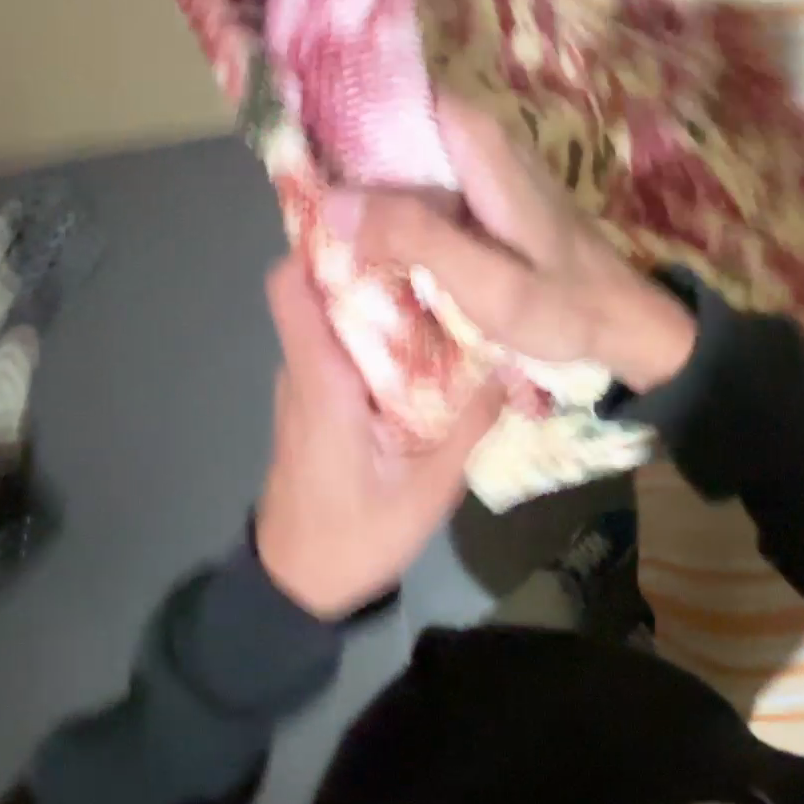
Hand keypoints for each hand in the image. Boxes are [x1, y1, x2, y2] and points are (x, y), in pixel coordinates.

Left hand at [256, 254, 503, 618]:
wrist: (298, 584)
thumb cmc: (354, 537)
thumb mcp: (427, 491)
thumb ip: (468, 427)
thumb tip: (510, 369)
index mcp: (323, 383)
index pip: (294, 289)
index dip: (322, 243)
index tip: (380, 218)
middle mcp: (306, 373)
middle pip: (321, 291)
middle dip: (371, 260)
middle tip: (438, 245)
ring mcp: (309, 388)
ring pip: (333, 319)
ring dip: (378, 297)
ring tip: (442, 283)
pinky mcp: (319, 404)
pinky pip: (342, 348)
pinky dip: (378, 332)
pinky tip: (429, 341)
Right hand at [320, 96, 696, 391]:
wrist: (621, 322)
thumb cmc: (563, 305)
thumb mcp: (489, 283)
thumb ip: (416, 239)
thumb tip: (330, 201)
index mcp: (477, 143)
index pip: (391, 92)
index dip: (336, 104)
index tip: (285, 131)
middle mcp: (477, 140)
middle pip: (389, 125)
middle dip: (339, 154)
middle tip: (292, 196)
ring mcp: (480, 168)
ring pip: (402, 158)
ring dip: (361, 185)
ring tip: (310, 217)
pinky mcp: (481, 196)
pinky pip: (420, 186)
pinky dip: (390, 207)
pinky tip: (362, 239)